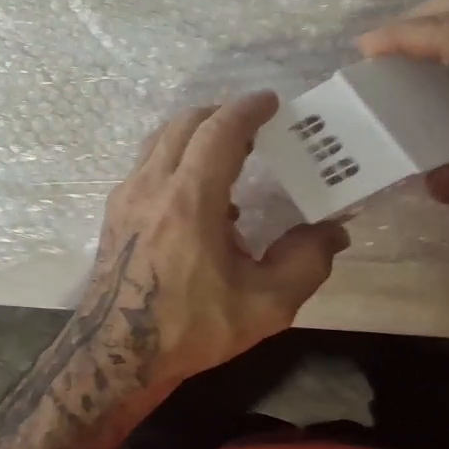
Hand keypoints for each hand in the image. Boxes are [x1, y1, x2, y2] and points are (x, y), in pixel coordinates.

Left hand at [81, 91, 348, 383]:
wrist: (118, 347)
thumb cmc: (192, 325)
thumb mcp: (266, 304)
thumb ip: (305, 261)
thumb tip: (333, 230)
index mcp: (187, 200)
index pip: (215, 134)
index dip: (244, 111)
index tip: (269, 101)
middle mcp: (149, 185)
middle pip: (181, 127)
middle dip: (218, 115)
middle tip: (254, 123)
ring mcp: (125, 195)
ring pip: (158, 143)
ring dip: (193, 134)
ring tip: (231, 150)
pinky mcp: (114, 210)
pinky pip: (147, 166)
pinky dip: (176, 159)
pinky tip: (203, 194)